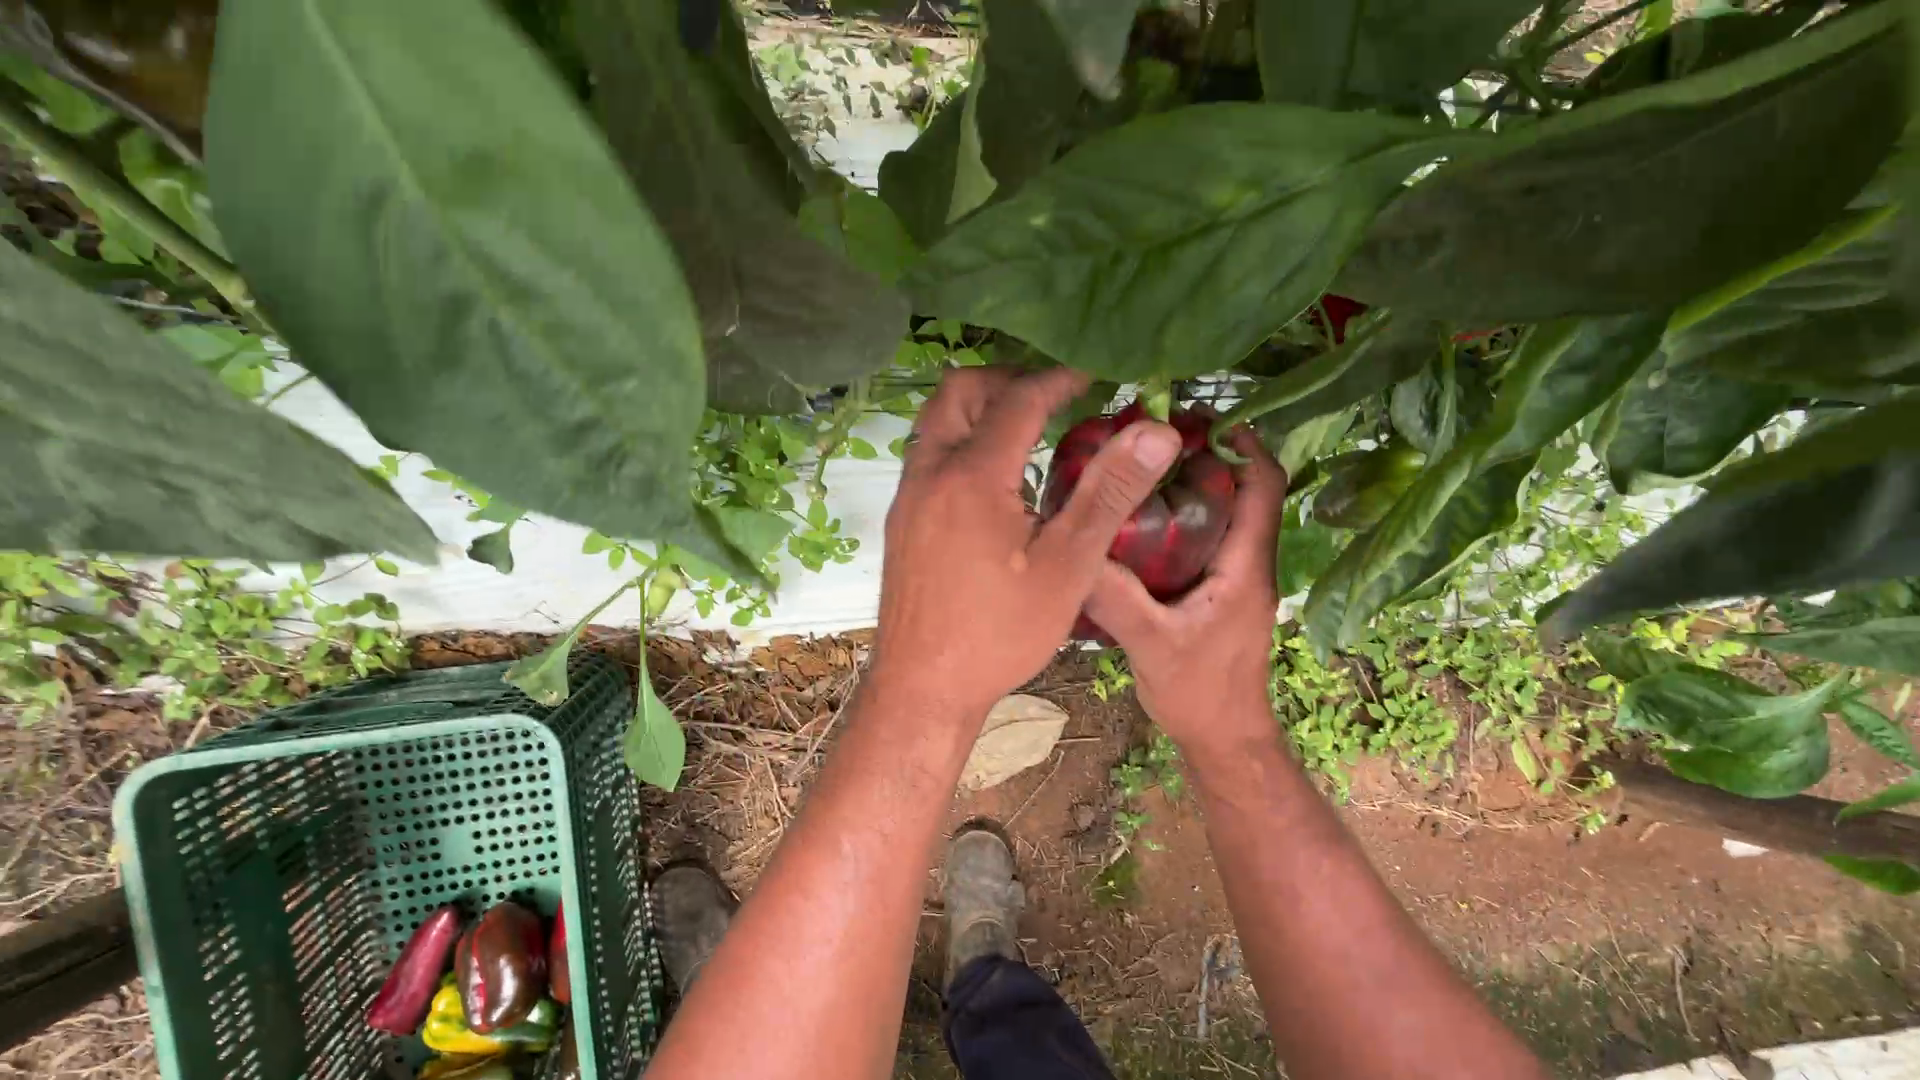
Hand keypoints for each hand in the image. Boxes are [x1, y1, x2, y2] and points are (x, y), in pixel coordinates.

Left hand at [872, 367, 1182, 714]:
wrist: (923, 687)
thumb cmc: (1000, 633)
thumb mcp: (1068, 565)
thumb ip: (1109, 492)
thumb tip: (1156, 432)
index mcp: (972, 475)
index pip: (1019, 399)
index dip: (1060, 378)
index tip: (1096, 372)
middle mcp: (929, 472)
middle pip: (959, 391)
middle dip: (1008, 381)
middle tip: (1054, 397)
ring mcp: (908, 497)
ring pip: (937, 422)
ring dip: (980, 410)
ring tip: (1030, 431)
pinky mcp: (902, 520)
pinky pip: (929, 455)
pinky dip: (962, 442)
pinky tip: (998, 481)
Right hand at [1083, 429, 1287, 761]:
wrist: (1222, 737)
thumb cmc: (1199, 692)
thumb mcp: (1152, 644)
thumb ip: (1117, 598)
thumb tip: (1075, 549)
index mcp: (1246, 564)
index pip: (1263, 484)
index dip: (1242, 441)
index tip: (1196, 416)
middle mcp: (1247, 561)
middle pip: (1241, 488)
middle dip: (1204, 454)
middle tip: (1150, 436)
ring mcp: (1232, 577)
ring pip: (1220, 512)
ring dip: (1190, 483)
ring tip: (1137, 467)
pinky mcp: (1214, 591)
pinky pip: (1202, 537)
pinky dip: (1176, 516)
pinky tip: (1133, 520)